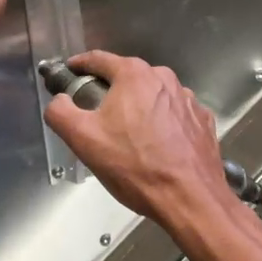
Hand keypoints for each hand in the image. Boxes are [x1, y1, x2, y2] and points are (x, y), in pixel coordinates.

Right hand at [43, 52, 232, 227]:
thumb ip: (60, 112)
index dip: (79, 65)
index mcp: (133, 74)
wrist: (192, 200)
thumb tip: (58, 100)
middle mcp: (163, 78)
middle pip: (126, 77)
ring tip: (129, 136)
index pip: (98, 59)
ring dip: (138, 107)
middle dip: (109, 90)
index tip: (70, 73)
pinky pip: (174, 114)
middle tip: (95, 114)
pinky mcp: (203, 121)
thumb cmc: (135, 166)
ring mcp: (187, 99)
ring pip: (152, 95)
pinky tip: (158, 146)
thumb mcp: (83, 139)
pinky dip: (163, 123)